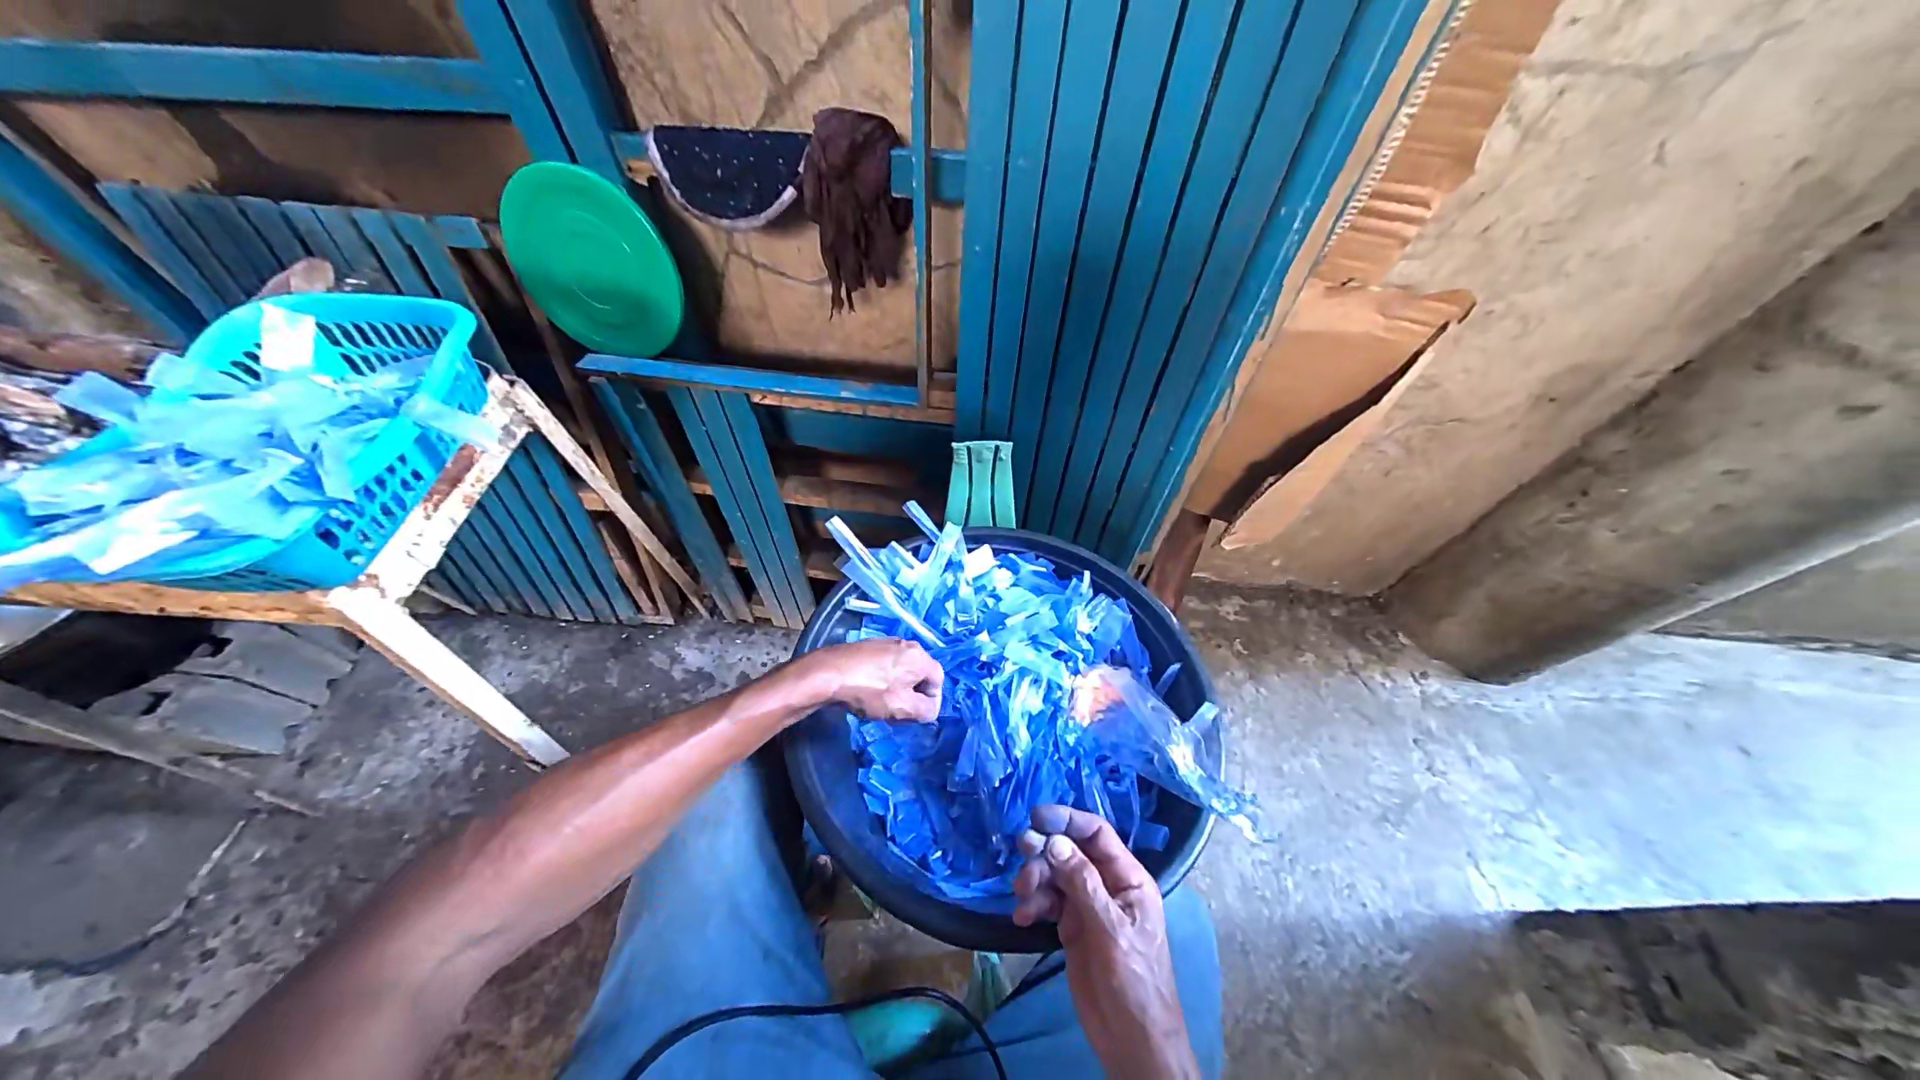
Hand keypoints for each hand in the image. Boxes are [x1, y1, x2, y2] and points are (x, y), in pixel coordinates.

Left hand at [793, 638, 942, 721]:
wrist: (827, 674)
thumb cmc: (868, 691)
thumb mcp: (902, 707)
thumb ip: (925, 710)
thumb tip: (930, 709)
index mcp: (920, 656)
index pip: (939, 680)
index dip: (930, 701)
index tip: (914, 715)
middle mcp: (906, 643)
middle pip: (920, 674)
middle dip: (912, 695)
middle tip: (897, 711)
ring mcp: (885, 642)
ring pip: (901, 671)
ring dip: (896, 689)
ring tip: (880, 703)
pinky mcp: (868, 647)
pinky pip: (885, 666)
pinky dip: (881, 680)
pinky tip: (867, 691)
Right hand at [1014, 805, 1197, 1079]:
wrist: (1133, 1040)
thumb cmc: (1134, 982)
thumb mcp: (1111, 930)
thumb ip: (1083, 883)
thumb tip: (1054, 842)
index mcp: (1128, 879)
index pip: (1098, 835)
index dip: (1068, 820)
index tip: (1037, 817)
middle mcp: (1107, 886)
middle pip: (1071, 852)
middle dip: (1045, 850)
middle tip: (1022, 852)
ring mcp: (1088, 907)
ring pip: (1055, 876)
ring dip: (1035, 880)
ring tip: (1022, 897)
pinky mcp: (1071, 928)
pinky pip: (1047, 903)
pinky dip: (1032, 905)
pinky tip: (1022, 918)